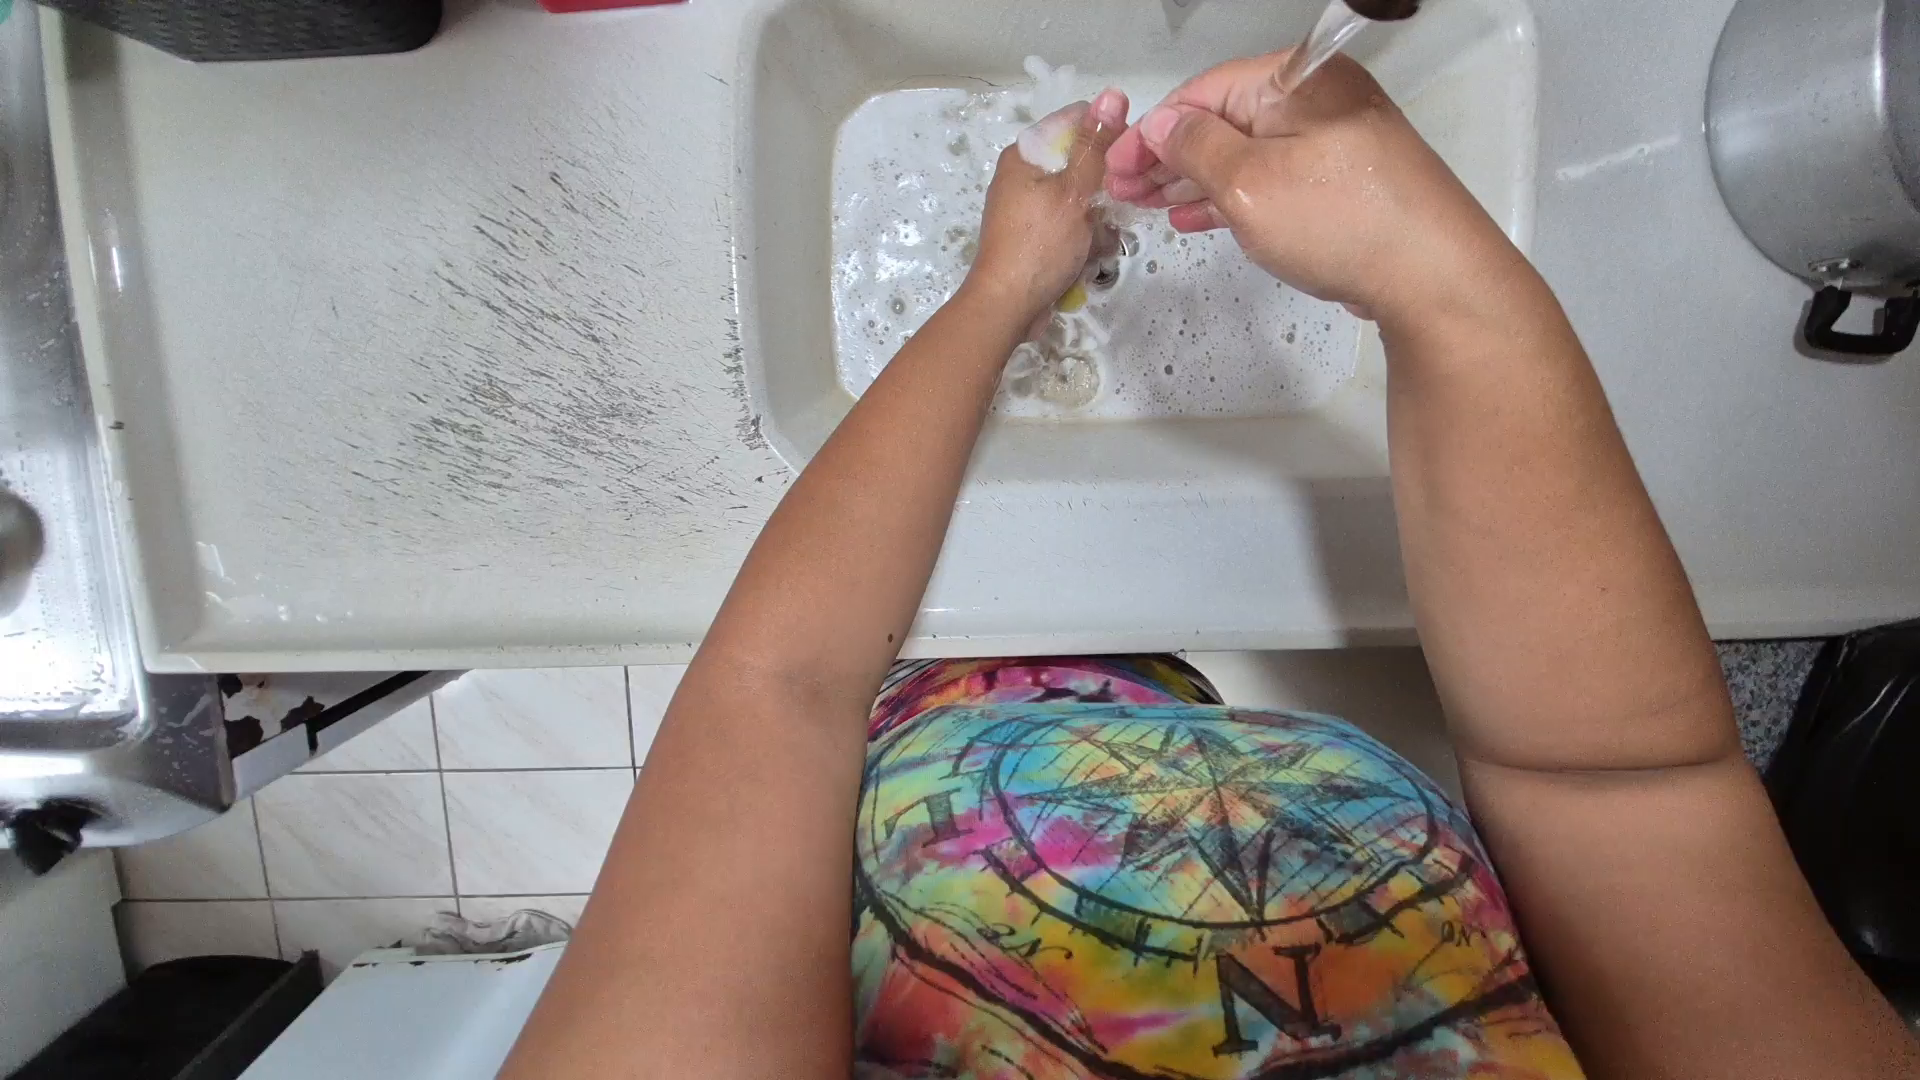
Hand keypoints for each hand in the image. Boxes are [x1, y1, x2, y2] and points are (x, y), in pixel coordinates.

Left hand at [964, 90, 1128, 327]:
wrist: (1005, 308)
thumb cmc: (1039, 246)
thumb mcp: (1073, 192)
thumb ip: (1095, 146)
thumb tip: (1113, 93)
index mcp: (1025, 156)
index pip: (1076, 123)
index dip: (1106, 140)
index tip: (1123, 167)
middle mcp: (1024, 179)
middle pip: (1082, 168)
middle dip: (1102, 195)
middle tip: (1107, 216)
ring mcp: (1029, 214)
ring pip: (1082, 204)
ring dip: (1097, 227)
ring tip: (1093, 246)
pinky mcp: (1036, 243)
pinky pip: (1071, 232)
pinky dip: (1083, 246)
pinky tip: (1086, 262)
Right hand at [1105, 53, 1525, 325]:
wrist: (1423, 272)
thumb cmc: (1333, 220)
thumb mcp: (1249, 182)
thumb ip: (1196, 148)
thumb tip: (1160, 124)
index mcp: (1294, 80)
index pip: (1205, 93)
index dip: (1153, 131)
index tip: (1114, 168)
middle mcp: (1312, 102)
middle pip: (1222, 122)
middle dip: (1166, 158)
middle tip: (1121, 193)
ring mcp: (1325, 144)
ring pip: (1241, 155)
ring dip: (1190, 181)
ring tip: (1147, 207)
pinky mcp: (1332, 184)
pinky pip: (1266, 181)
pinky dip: (1227, 198)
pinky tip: (1192, 217)